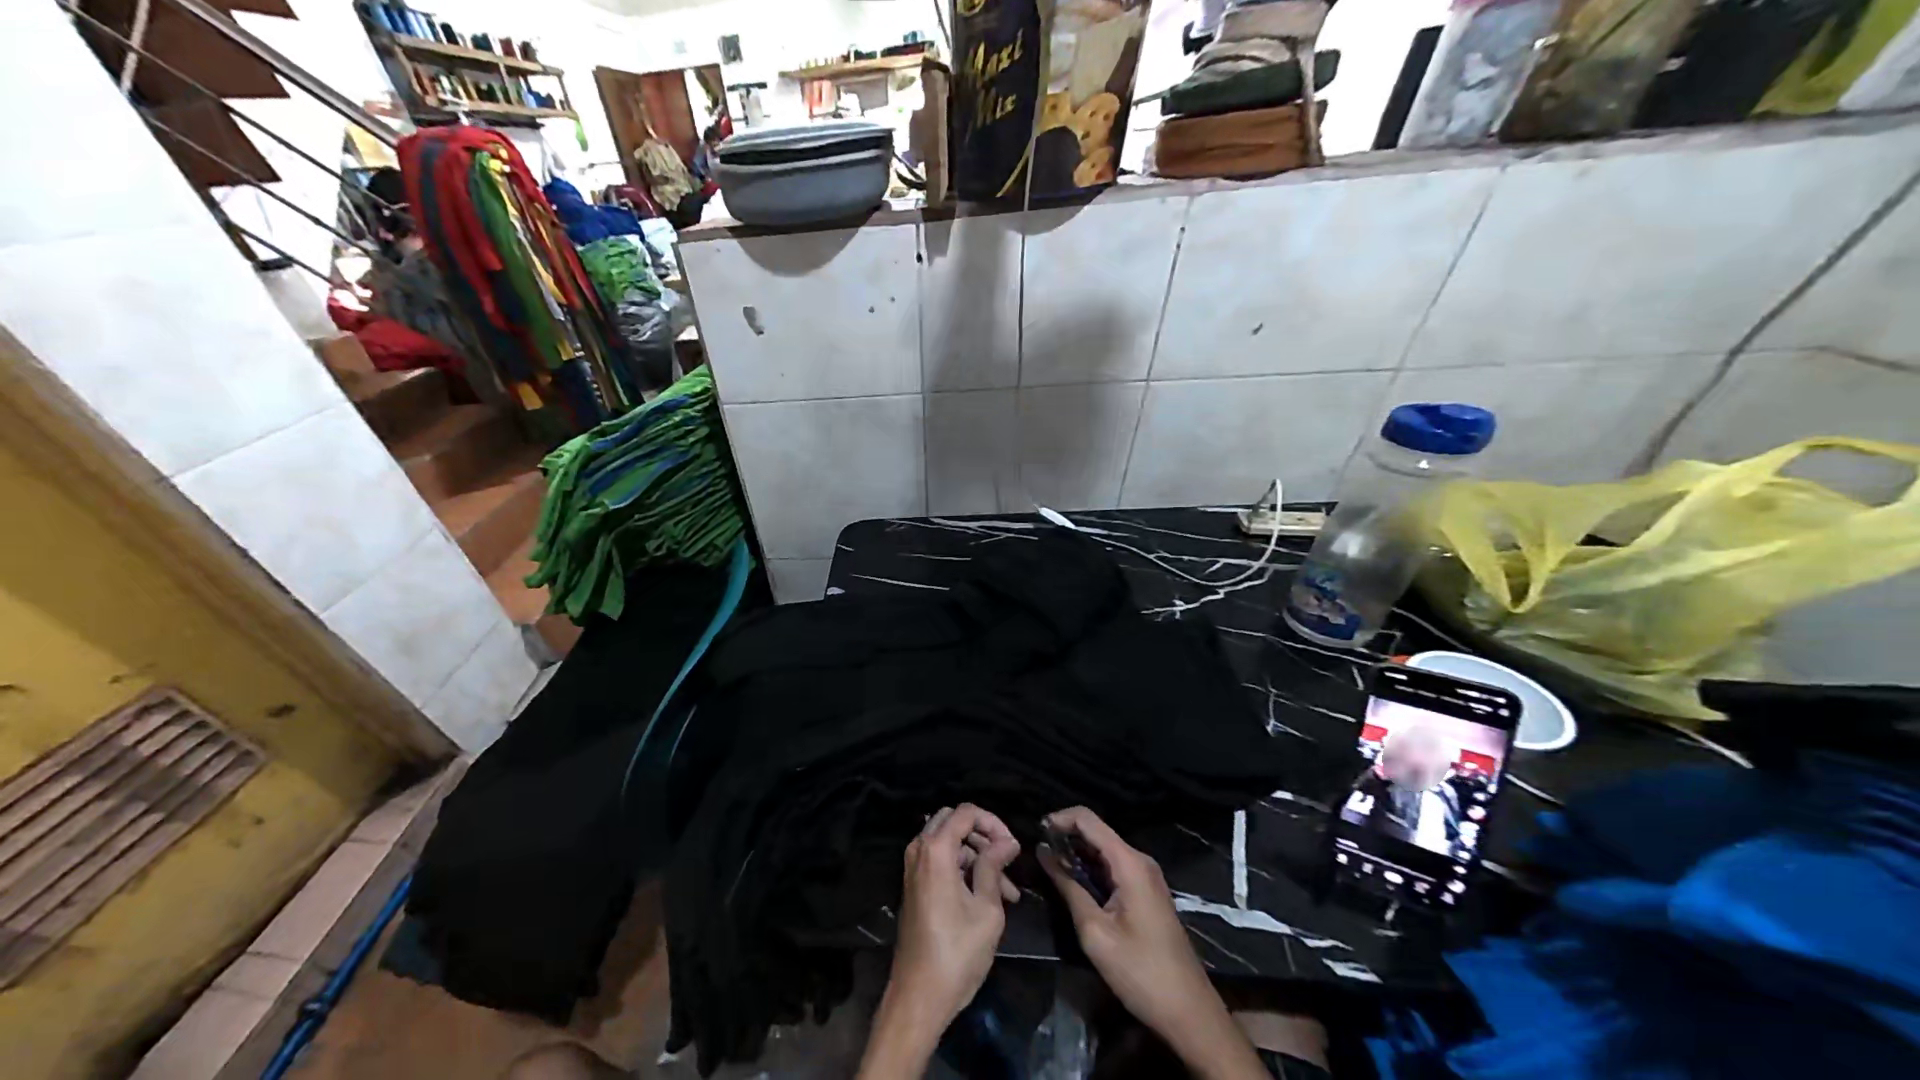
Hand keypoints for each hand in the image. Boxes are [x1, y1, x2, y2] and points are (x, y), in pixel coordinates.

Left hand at [859, 805, 1019, 1079]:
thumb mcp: (987, 908)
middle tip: (1008, 860)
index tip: (1013, 846)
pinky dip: (965, 871)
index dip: (993, 822)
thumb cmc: (958, 952)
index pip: (966, 812)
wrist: (919, 995)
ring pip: (950, 844)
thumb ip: (994, 866)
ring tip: (1009, 892)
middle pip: (954, 822)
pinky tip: (992, 897)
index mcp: (935, 850)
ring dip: (979, 859)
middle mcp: (919, 851)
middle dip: (984, 837)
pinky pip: (941, 863)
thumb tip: (1008, 841)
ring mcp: (913, 869)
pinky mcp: (915, 886)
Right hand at [1039, 807, 1267, 1079]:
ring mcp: (1145, 876)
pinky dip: (1089, 870)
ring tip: (1047, 869)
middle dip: (1064, 838)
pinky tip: (1071, 885)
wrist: (1188, 1011)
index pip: (1088, 819)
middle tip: (1035, 855)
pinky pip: (1112, 868)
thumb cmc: (1140, 972)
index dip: (1059, 819)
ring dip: (1075, 855)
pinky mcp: (1145, 892)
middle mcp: (1140, 860)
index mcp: (1130, 863)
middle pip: (1095, 832)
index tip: (1034, 834)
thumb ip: (1068, 887)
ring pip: (1102, 850)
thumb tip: (1044, 852)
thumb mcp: (1095, 932)